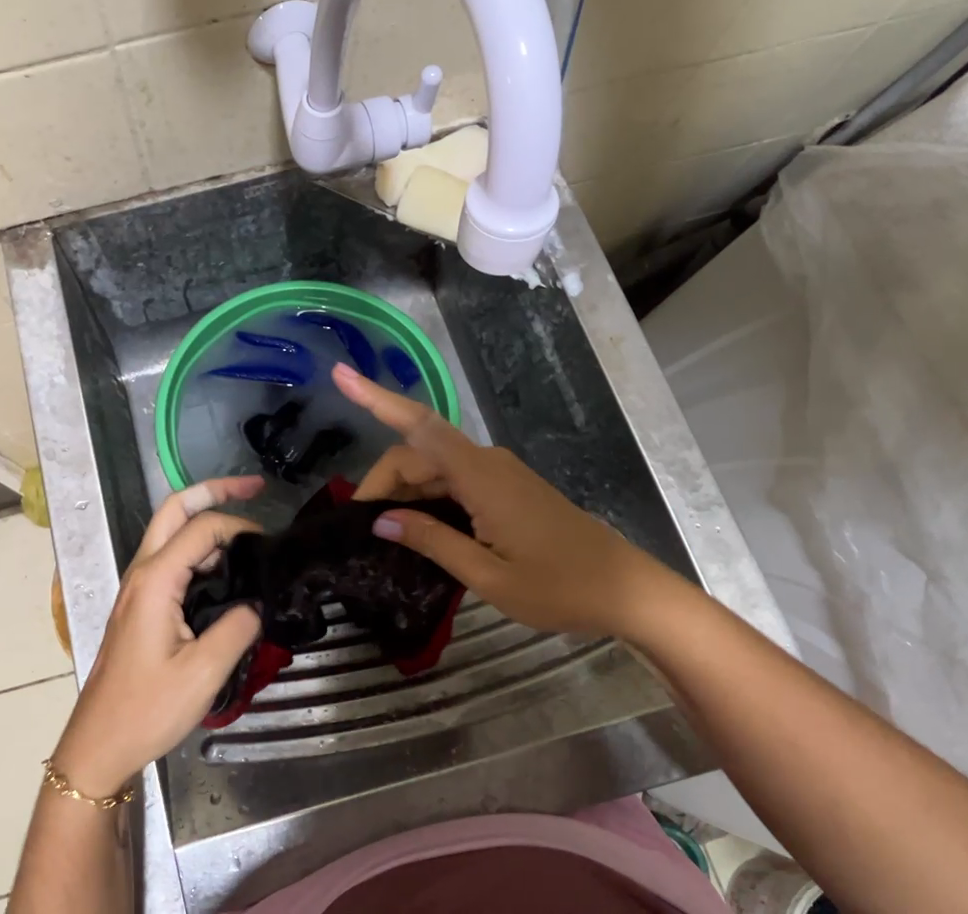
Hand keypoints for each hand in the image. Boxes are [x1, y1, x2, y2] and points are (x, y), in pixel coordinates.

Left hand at [50, 477, 264, 797]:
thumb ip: (238, 628)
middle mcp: (142, 572)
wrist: (101, 743)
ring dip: (206, 519)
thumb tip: (258, 602)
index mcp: (155, 580)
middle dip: (214, 491)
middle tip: (255, 487)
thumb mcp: (203, 673)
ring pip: (169, 532)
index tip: (271, 544)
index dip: (239, 526)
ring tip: (248, 532)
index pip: (201, 528)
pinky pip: (171, 559)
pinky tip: (227, 570)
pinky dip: (199, 550)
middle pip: (175, 509)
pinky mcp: (141, 605)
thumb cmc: (147, 709)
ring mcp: (138, 587)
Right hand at [335, 363, 665, 635]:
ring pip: (435, 468)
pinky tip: (418, 526)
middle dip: (383, 482)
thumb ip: (432, 541)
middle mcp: (487, 463)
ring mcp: (500, 473)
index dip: (376, 398)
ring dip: (405, 492)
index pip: (418, 426)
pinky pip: (455, 480)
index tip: (340, 376)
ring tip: (383, 532)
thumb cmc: (560, 587)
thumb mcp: (488, 575)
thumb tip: (380, 520)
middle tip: (362, 531)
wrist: (627, 591)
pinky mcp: (508, 488)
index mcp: (481, 477)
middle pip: (418, 453)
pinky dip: (428, 496)